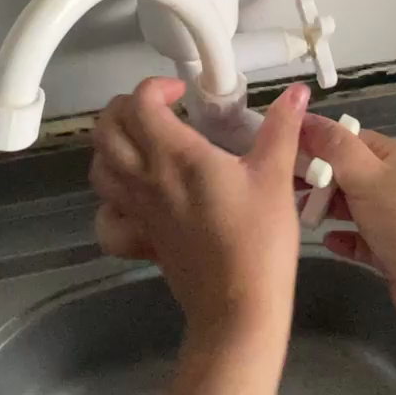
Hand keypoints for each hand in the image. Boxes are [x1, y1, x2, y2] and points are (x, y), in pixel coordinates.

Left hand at [90, 79, 310, 340]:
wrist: (238, 307)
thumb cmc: (259, 240)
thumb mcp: (275, 176)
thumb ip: (282, 128)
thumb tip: (297, 92)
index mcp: (176, 156)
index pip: (140, 104)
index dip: (155, 87)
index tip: (184, 93)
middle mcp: (146, 178)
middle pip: (105, 129)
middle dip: (125, 106)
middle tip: (158, 109)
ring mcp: (136, 210)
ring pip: (98, 166)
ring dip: (112, 144)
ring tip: (144, 141)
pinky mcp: (138, 238)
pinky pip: (105, 215)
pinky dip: (110, 199)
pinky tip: (132, 194)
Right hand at [298, 121, 395, 329]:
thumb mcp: (365, 177)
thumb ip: (334, 146)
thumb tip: (305, 116)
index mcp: (394, 158)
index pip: (350, 139)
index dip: (318, 141)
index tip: (285, 150)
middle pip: (348, 172)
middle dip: (318, 178)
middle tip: (287, 187)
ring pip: (352, 205)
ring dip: (327, 208)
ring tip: (301, 216)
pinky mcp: (392, 250)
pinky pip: (360, 237)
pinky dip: (343, 236)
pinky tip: (328, 241)